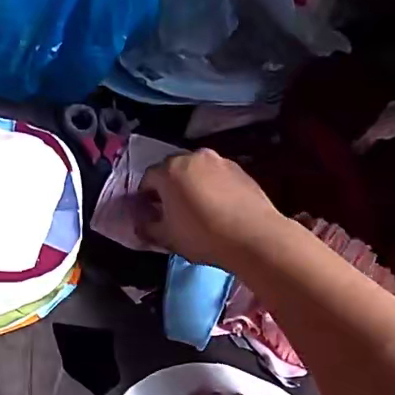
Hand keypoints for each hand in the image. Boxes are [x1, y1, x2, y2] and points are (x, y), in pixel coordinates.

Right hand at [140, 149, 290, 270]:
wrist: (253, 236)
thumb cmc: (202, 235)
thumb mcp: (167, 238)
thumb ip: (147, 227)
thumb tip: (141, 221)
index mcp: (169, 170)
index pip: (147, 179)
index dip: (144, 198)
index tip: (149, 215)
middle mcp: (193, 156)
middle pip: (173, 171)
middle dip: (168, 189)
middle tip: (172, 213)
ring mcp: (220, 160)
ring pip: (197, 172)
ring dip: (191, 186)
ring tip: (197, 211)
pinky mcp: (240, 170)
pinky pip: (217, 177)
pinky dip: (212, 188)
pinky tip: (218, 209)